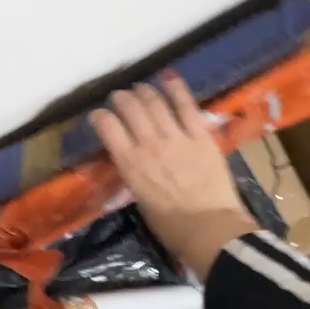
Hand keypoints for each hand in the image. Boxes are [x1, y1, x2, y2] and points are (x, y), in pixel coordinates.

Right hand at [92, 73, 257, 276]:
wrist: (210, 229)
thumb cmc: (171, 226)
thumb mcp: (140, 201)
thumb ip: (135, 175)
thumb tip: (134, 162)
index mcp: (130, 164)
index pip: (107, 127)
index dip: (99, 116)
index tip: (98, 116)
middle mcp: (149, 144)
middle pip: (130, 108)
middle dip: (121, 99)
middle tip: (120, 97)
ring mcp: (176, 137)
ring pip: (155, 102)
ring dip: (144, 91)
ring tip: (141, 89)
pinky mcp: (201, 136)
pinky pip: (187, 106)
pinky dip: (176, 89)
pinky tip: (169, 79)